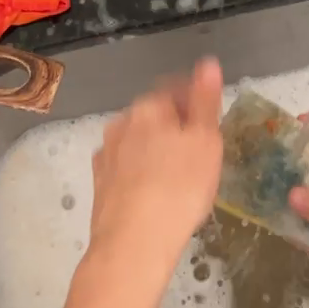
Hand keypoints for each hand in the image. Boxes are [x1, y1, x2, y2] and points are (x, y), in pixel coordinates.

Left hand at [87, 57, 224, 268]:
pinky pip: (126, 167)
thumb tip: (209, 63)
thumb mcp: (206, 141)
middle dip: (175, 128)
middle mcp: (122, 122)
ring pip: (138, 141)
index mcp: (149, 106)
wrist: (133, 244)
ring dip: (156, 151)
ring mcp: (106, 152)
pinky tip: (153, 195)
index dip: (196, 105)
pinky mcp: (99, 181)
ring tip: (177, 180)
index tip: (210, 128)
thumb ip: (206, 100)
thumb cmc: (179, 188)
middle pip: (155, 115)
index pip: (176, 90)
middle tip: (199, 156)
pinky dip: (140, 174)